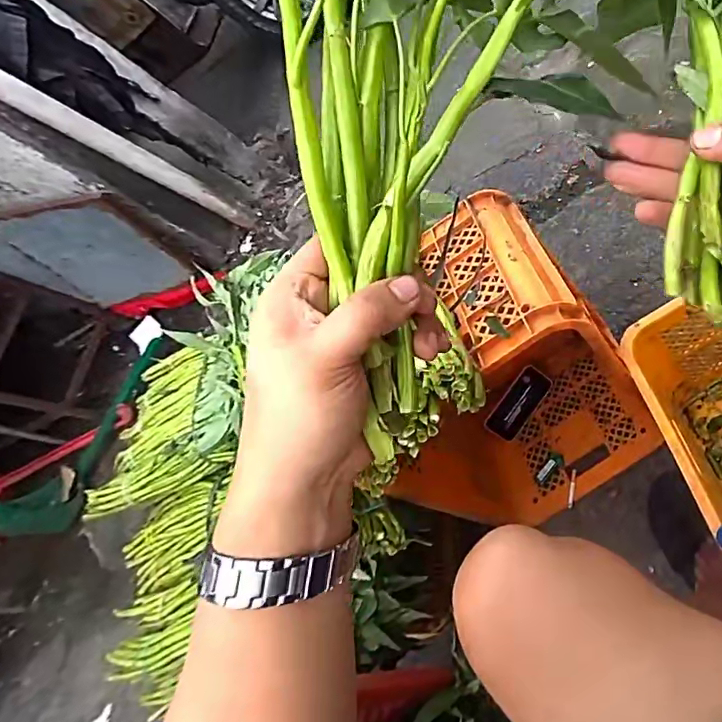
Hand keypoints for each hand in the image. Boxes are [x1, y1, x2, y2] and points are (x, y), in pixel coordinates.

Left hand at [218, 239, 442, 554]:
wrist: (305, 484)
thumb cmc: (299, 417)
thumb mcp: (327, 355)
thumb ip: (369, 311)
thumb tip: (413, 283)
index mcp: (293, 296)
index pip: (332, 244)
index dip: (370, 237)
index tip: (410, 243)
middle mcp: (319, 308)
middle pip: (373, 274)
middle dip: (405, 292)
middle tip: (426, 312)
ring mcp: (346, 335)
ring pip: (394, 306)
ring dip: (418, 322)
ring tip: (428, 348)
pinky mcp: (368, 360)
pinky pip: (401, 336)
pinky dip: (418, 343)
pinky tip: (427, 357)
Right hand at [603, 112, 721, 322]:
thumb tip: (697, 140)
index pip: (711, 134)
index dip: (673, 131)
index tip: (638, 130)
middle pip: (688, 166)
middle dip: (648, 159)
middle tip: (610, 154)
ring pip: (685, 197)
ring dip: (649, 187)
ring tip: (615, 178)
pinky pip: (693, 232)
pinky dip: (669, 223)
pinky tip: (643, 213)